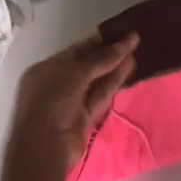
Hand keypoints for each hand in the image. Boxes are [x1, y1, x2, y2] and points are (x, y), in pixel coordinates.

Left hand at [9, 32, 138, 170]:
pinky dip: (113, 84)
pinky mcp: (82, 120)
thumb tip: (128, 39)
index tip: (119, 34)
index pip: (75, 51)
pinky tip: (129, 70)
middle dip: (108, 55)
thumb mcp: (75, 72)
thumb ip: (102, 58)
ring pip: (95, 82)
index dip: (97, 42)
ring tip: (136, 53)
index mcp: (46, 69)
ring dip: (114, 68)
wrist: (45, 147)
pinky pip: (99, 97)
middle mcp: (56, 85)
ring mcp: (69, 104)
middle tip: (132, 42)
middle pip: (86, 66)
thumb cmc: (52, 100)